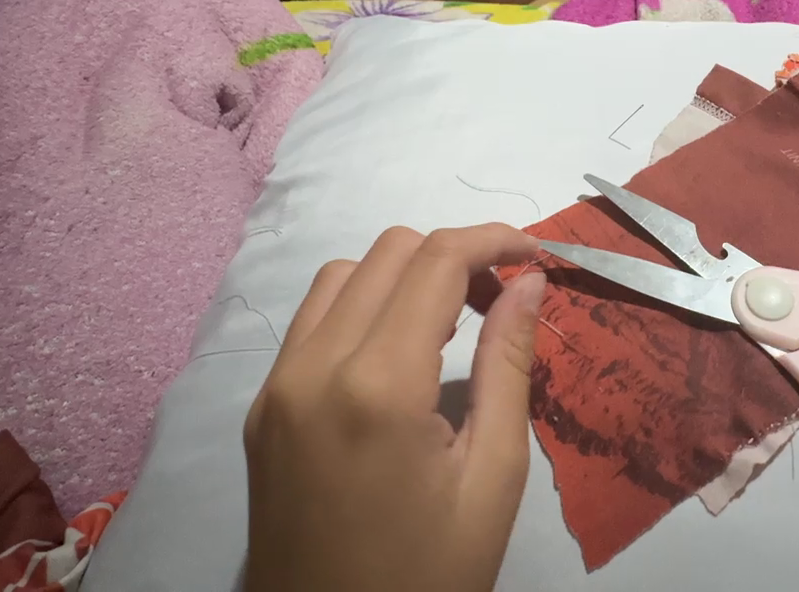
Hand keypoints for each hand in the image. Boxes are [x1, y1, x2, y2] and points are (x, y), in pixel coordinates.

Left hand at [242, 224, 545, 591]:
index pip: (437, 260)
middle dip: (457, 255)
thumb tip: (531, 280)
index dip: (493, 239)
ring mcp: (277, 386)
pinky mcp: (262, 408)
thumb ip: (509, 362)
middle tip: (501, 299)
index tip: (536, 254)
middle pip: (391, 251)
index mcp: (377, 385)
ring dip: (407, 275)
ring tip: (451, 320)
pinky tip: (400, 350)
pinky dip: (366, 303)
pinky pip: (316, 317)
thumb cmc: (430, 577)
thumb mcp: (494, 474)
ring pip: (346, 273)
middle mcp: (313, 367)